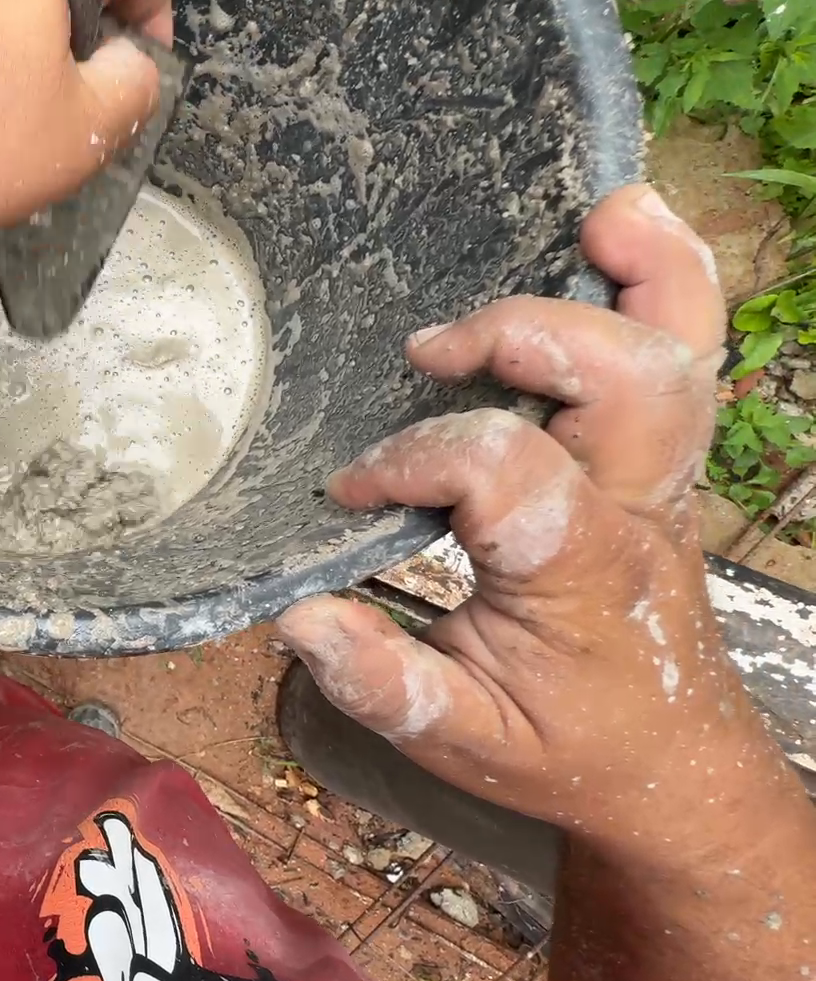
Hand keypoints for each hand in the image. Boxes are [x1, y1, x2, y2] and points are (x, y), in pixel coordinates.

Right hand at [274, 185, 801, 864]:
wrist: (666, 768)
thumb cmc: (556, 749)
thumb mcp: (453, 734)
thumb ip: (378, 679)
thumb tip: (296, 613)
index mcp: (572, 571)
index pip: (504, 470)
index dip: (412, 459)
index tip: (346, 491)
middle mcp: (632, 512)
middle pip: (627, 384)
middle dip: (526, 341)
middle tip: (428, 352)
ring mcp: (656, 486)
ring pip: (684, 358)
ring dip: (646, 278)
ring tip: (595, 212)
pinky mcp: (651, 475)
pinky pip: (682, 366)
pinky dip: (664, 291)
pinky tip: (622, 239)